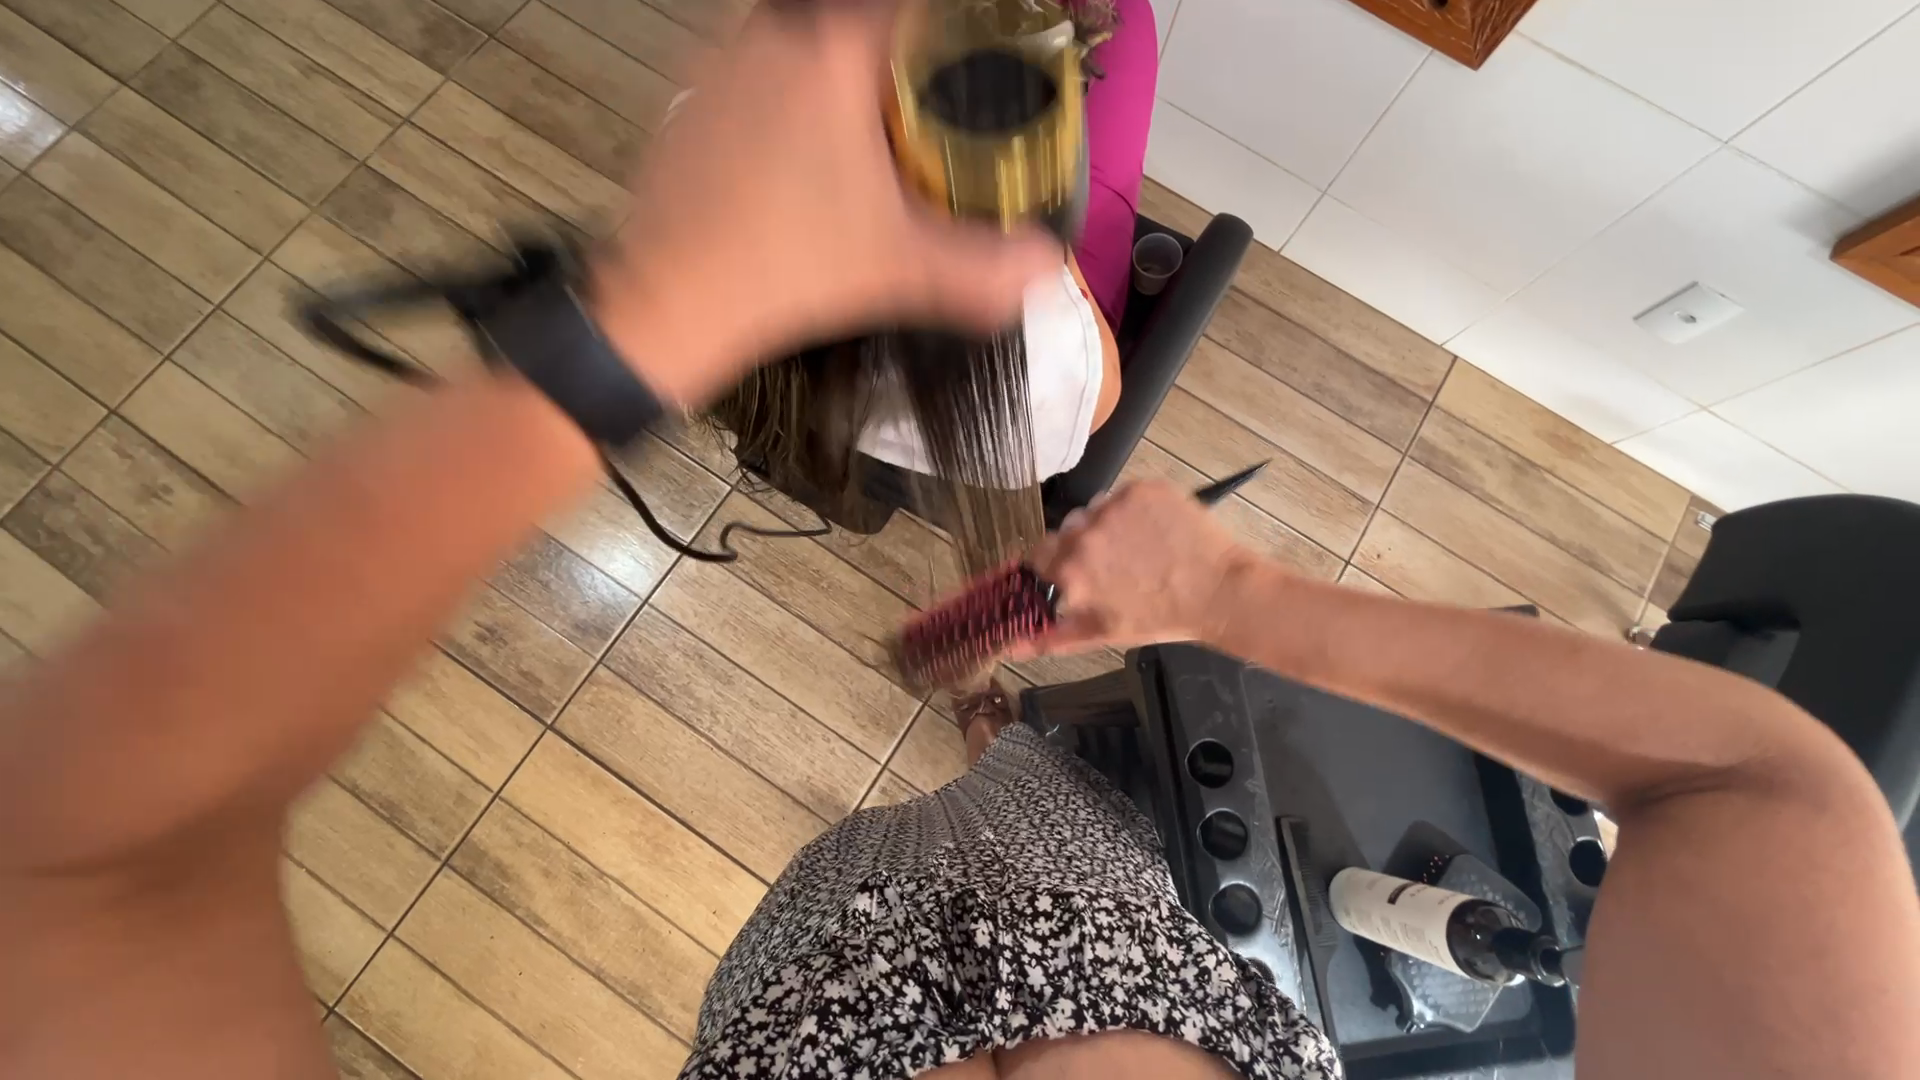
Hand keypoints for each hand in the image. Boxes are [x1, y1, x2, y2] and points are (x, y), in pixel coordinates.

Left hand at [594, 0, 1059, 405]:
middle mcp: (772, 32)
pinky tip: (808, 148)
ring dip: (846, 70)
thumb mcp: (899, 270)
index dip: (952, 32)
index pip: (912, 11)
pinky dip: (796, 87)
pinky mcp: (693, 92)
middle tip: (927, 106)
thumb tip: (1046, 270)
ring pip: (807, 38)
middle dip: (900, 60)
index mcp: (830, 52)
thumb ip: (982, 269)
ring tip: (871, 131)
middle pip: (861, 23)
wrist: (670, 301)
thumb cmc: (784, 275)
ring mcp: (723, 57)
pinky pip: (763, 63)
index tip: (967, 64)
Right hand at [1015, 481, 1265, 656]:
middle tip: (1112, 562)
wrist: (1219, 591)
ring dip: (1106, 524)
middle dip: (1082, 544)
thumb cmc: (1162, 617)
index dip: (1054, 563)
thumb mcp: (1102, 633)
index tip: (1072, 570)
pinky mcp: (1142, 489)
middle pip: (1067, 529)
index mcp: (1070, 568)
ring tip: (1137, 547)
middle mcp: (1085, 532)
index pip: (1039, 553)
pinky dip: (1134, 509)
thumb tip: (1010, 647)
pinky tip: (1154, 530)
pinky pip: (1124, 494)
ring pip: (1095, 510)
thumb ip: (1050, 639)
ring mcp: (1114, 506)